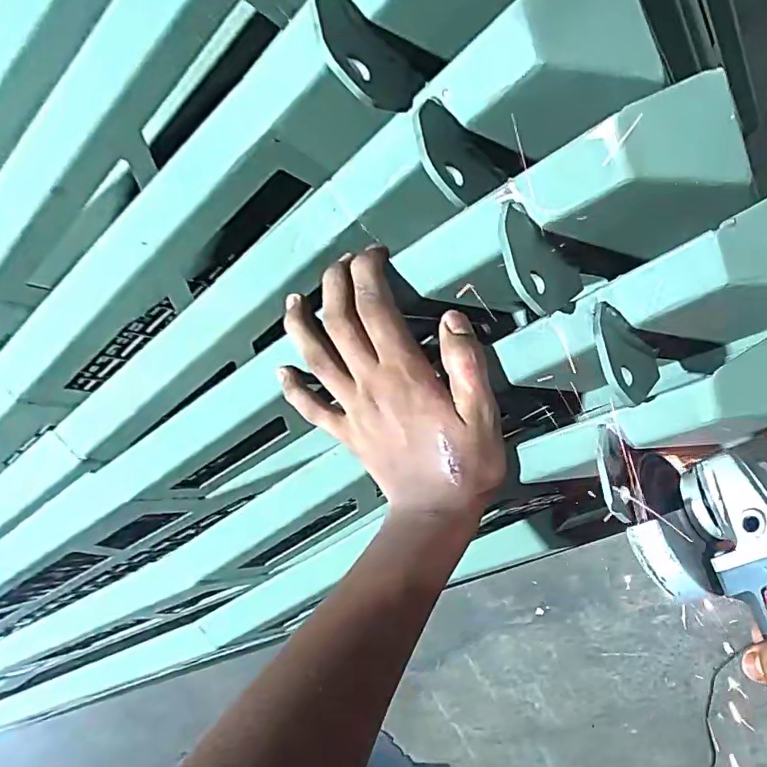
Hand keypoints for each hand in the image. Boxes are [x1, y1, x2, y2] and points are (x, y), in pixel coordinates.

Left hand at [278, 247, 506, 517]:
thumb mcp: (484, 413)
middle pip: (339, 324)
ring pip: (314, 357)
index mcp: (404, 374)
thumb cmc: (468, 463)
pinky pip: (311, 406)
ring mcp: (353, 409)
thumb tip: (450, 319)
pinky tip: (282, 372)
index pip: (376, 310)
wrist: (436, 512)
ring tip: (296, 300)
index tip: (373, 254)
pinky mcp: (347, 433)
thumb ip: (467, 364)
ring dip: (301, 324)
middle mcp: (370, 384)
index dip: (369, 275)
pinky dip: (292, 387)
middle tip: (341, 264)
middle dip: (335, 286)